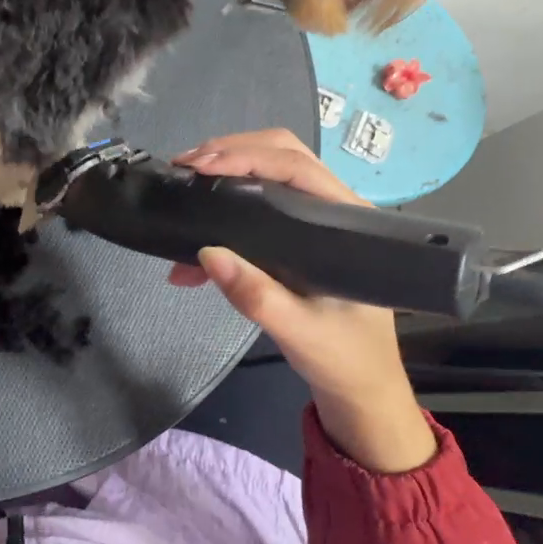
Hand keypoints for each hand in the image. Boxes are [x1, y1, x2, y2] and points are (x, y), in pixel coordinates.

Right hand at [168, 129, 436, 473]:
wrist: (361, 391)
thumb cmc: (345, 358)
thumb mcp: (300, 332)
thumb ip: (256, 296)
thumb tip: (207, 253)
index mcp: (348, 223)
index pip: (297, 167)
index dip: (246, 158)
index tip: (199, 166)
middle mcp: (333, 211)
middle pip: (280, 155)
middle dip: (229, 152)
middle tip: (184, 168)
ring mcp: (313, 223)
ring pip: (265, 175)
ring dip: (222, 176)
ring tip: (181, 188)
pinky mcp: (294, 239)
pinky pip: (255, 209)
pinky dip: (219, 217)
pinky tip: (187, 250)